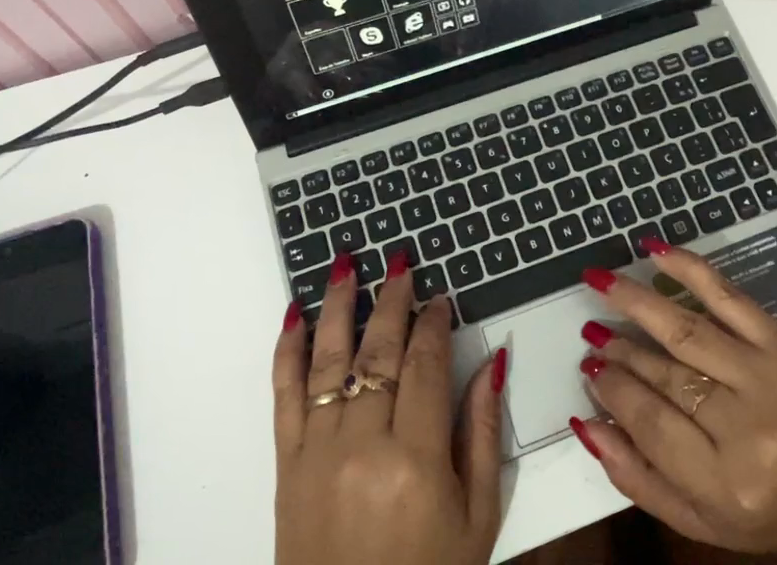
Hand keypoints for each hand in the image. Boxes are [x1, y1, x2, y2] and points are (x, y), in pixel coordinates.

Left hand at [272, 252, 505, 564]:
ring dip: (338, 306)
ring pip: (328, 360)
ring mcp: (318, 450)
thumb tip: (492, 362)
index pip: (427, 365)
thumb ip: (482, 433)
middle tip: (400, 261)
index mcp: (417, 458)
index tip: (441, 297)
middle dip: (391, 300)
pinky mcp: (286, 462)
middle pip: (378, 352)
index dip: (435, 324)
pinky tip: (295, 316)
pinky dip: (288, 351)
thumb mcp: (478, 515)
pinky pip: (283, 395)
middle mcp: (362, 444)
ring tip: (345, 263)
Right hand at [571, 240, 776, 560]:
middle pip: (665, 374)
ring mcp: (769, 376)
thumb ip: (637, 479)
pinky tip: (656, 252)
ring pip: (687, 332)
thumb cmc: (774, 512)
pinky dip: (691, 270)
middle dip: (619, 350)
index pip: (649, 422)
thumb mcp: (702, 523)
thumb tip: (585, 423)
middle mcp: (749, 427)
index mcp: (726, 484)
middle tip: (591, 336)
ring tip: (600, 285)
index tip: (590, 372)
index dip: (613, 391)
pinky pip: (730, 298)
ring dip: (637, 302)